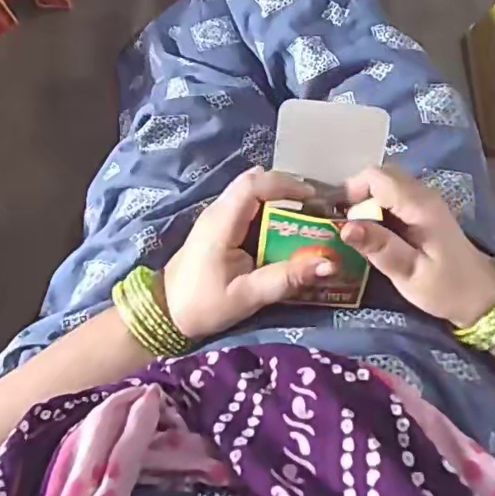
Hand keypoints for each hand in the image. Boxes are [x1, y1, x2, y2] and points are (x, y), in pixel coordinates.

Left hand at [163, 168, 335, 339]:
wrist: (165, 313)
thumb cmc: (203, 305)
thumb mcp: (248, 296)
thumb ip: (287, 278)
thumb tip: (329, 263)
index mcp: (221, 223)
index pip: (253, 184)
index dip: (285, 184)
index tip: (314, 197)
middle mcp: (217, 211)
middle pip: (253, 182)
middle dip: (287, 188)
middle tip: (316, 205)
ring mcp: (216, 216)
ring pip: (250, 192)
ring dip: (279, 198)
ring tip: (308, 214)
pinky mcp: (218, 226)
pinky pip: (247, 206)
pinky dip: (269, 209)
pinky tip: (286, 227)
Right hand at [339, 166, 494, 327]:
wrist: (483, 298)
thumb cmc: (447, 288)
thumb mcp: (409, 274)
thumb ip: (379, 248)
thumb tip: (345, 227)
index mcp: (419, 205)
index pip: (376, 177)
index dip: (350, 190)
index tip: (335, 215)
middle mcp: (422, 194)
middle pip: (379, 175)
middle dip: (354, 193)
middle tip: (340, 223)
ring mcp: (423, 200)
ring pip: (384, 184)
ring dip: (363, 200)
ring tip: (350, 228)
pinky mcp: (422, 210)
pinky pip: (391, 196)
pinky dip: (375, 206)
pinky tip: (369, 231)